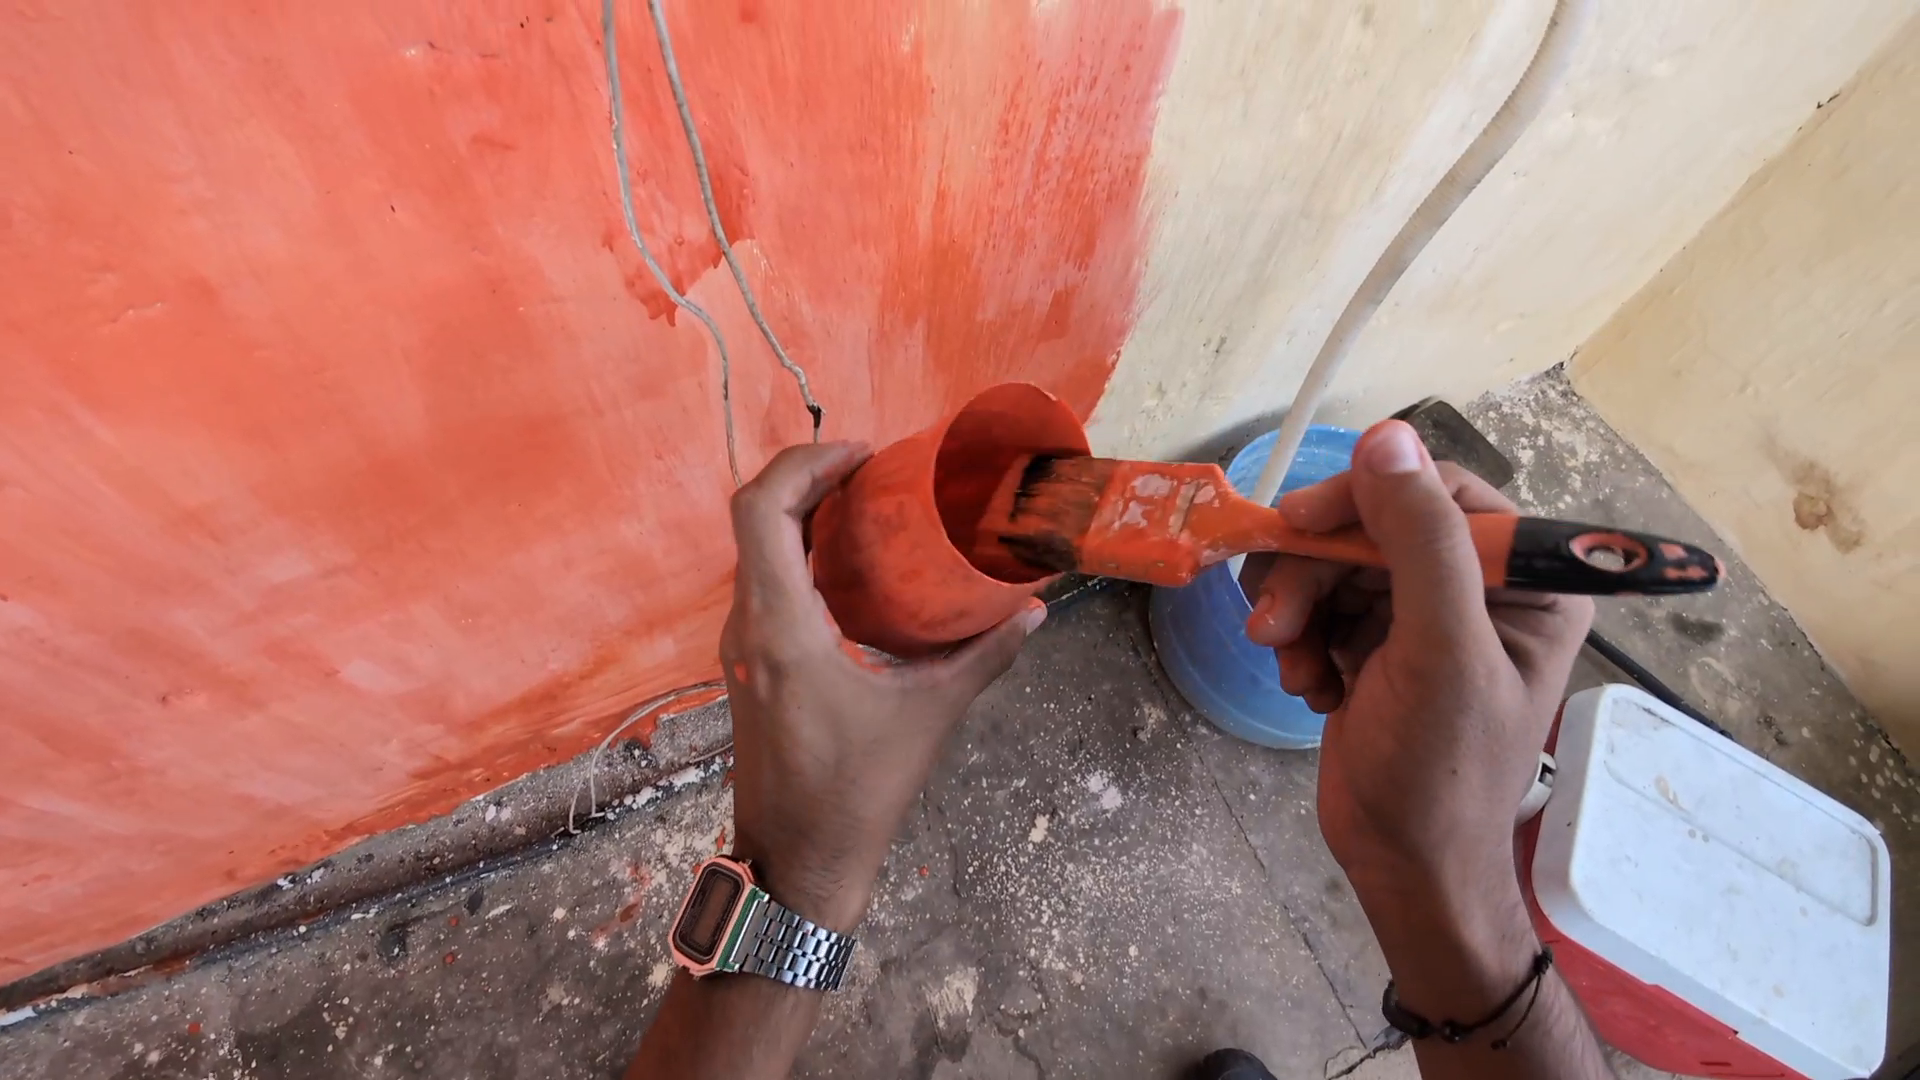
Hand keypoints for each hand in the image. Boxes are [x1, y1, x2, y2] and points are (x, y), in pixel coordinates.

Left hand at [721, 442, 1044, 931]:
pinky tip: (846, 562)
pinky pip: (762, 580)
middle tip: (871, 469)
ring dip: (800, 512)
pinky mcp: (749, 661)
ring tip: (864, 502)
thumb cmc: (858, 791)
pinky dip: (796, 550)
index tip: (862, 456)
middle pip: (753, 517)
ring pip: (754, 549)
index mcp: (782, 626)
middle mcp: (748, 624)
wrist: (795, 862)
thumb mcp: (929, 717)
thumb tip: (1034, 612)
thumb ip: (983, 658)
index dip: (805, 464)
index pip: (763, 511)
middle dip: (807, 477)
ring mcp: (741, 644)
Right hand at [1244, 420, 1590, 904]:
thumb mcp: (1435, 649)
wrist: (1399, 859)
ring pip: (1328, 568)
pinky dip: (1297, 641)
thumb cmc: (1437, 767)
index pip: (1432, 493)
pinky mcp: (1368, 640)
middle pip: (1365, 531)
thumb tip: (1385, 435)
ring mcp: (1413, 613)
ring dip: (1295, 614)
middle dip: (1310, 579)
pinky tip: (1308, 686)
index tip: (1293, 527)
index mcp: (1520, 578)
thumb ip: (1418, 540)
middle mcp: (1469, 585)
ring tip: (1294, 668)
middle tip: (1273, 627)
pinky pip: (1313, 605)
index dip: (1358, 500)